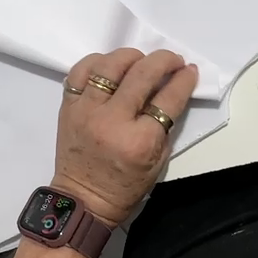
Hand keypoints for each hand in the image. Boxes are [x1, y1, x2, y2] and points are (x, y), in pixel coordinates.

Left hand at [53, 49, 199, 223]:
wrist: (83, 200)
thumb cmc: (126, 186)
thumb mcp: (159, 161)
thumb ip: (165, 125)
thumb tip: (172, 89)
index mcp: (140, 140)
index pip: (168, 98)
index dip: (184, 79)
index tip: (189, 70)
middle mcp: (113, 121)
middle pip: (142, 74)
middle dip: (164, 60)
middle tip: (172, 60)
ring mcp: (86, 111)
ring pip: (109, 65)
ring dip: (131, 57)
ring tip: (140, 61)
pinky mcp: (68, 107)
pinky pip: (80, 72)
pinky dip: (97, 63)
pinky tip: (109, 67)